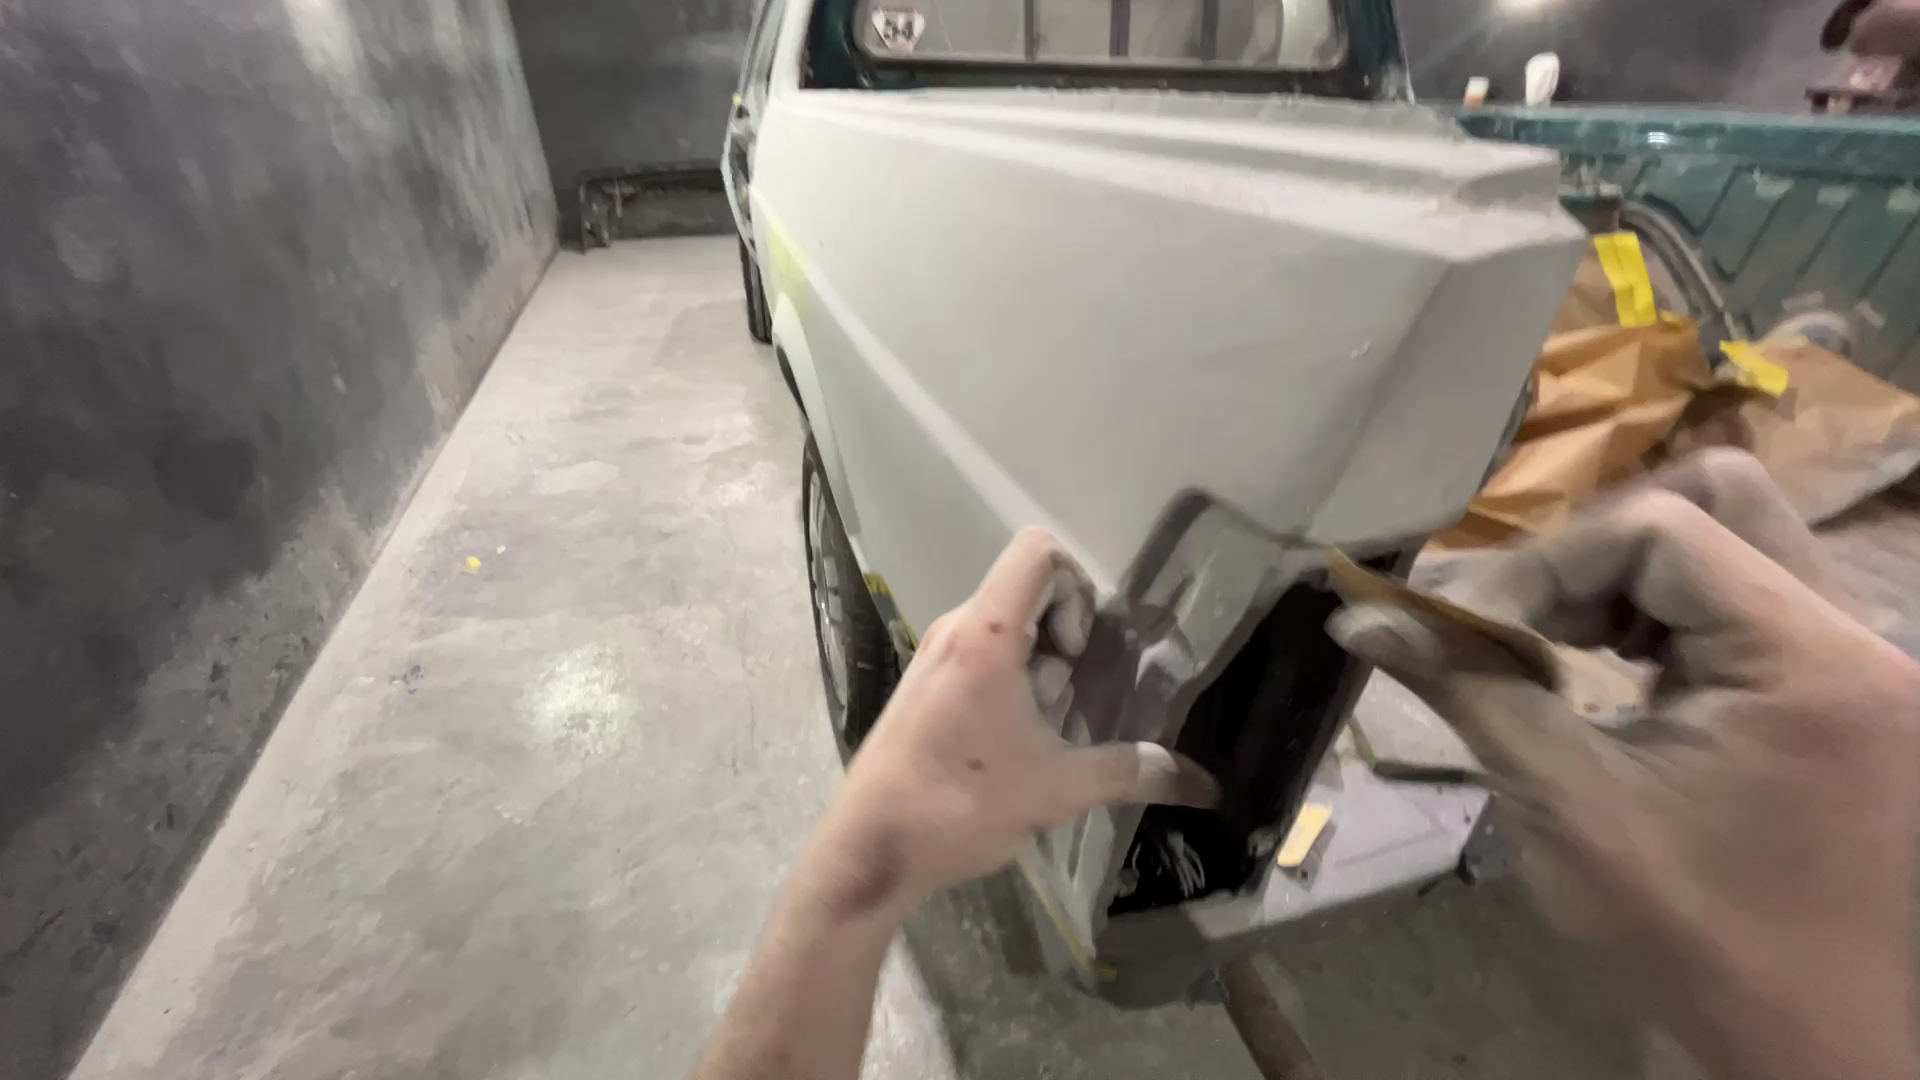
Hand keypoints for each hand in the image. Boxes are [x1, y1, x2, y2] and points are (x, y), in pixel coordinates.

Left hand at [808, 527, 1219, 919]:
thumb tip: (1202, 782)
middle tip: (1073, 693)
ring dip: (1042, 658)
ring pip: (1007, 622)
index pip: (1038, 551)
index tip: (1080, 649)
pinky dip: (1013, 673)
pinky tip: (1017, 734)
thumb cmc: (959, 803)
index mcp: (987, 632)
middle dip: (1067, 630)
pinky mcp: (927, 680)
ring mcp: (936, 652)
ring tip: (1049, 721)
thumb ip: (1131, 773)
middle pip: (1028, 586)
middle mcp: (957, 626)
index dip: (1077, 585)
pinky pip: (982, 649)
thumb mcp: (1057, 788)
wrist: (870, 847)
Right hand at [1330, 449, 1919, 1079]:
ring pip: (1720, 540)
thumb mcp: (1562, 799)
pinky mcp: (1822, 689)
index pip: (1659, 530)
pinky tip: (1589, 665)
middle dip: (1585, 552)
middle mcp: (1853, 641)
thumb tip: (1356, 619)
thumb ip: (1462, 685)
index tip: (1464, 628)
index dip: (1541, 567)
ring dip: (1606, 578)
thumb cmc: (1696, 937)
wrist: (1826, 1051)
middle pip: (1713, 503)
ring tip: (1540, 641)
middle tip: (1517, 618)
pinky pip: (1724, 596)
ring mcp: (1847, 664)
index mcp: (1812, 666)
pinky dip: (1636, 611)